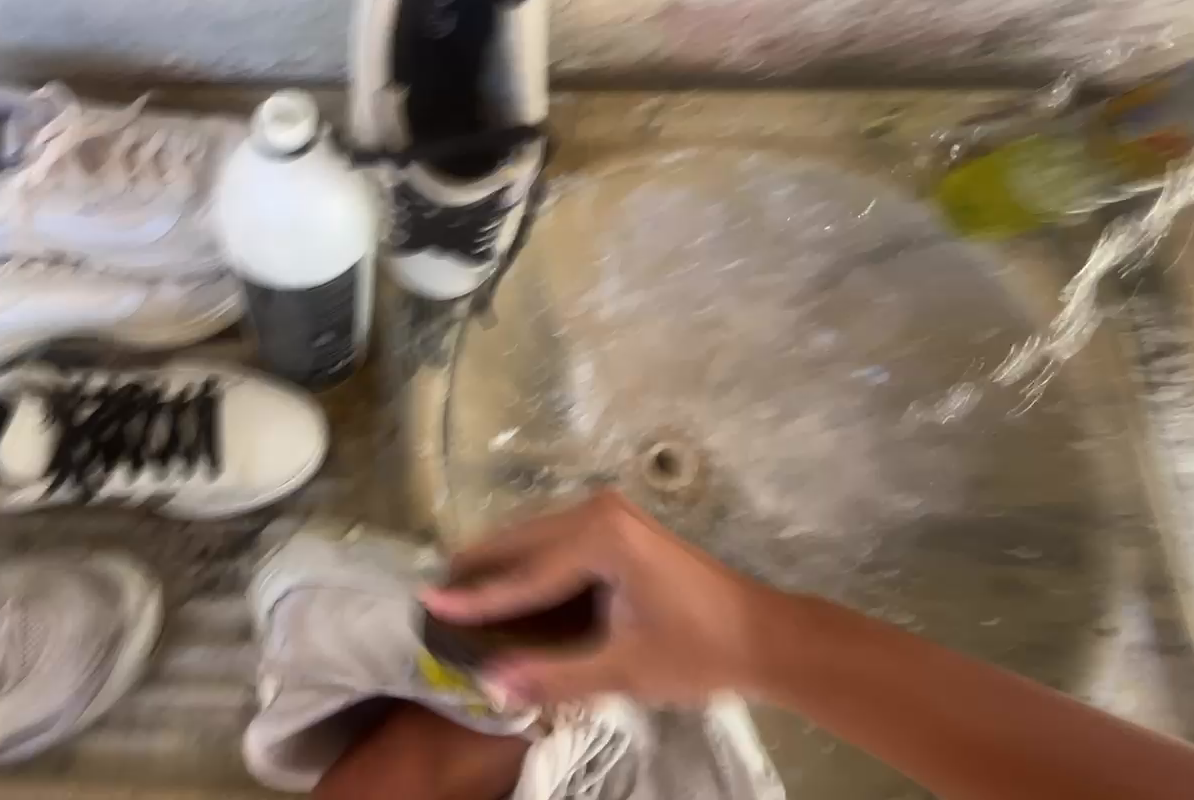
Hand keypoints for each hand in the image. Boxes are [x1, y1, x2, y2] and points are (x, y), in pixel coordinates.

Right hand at [420, 490, 785, 706]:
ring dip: (500, 559)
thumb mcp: (627, 669)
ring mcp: (607, 510)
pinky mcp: (613, 520)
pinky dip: (526, 557)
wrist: (763, 635)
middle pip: (523, 540)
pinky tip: (508, 576)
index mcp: (602, 536)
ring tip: (461, 582)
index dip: (478, 595)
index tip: (430, 599)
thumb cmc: (699, 652)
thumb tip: (491, 683)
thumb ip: (556, 674)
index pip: (527, 573)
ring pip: (534, 533)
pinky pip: (553, 536)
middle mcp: (597, 509)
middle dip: (479, 566)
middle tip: (436, 588)